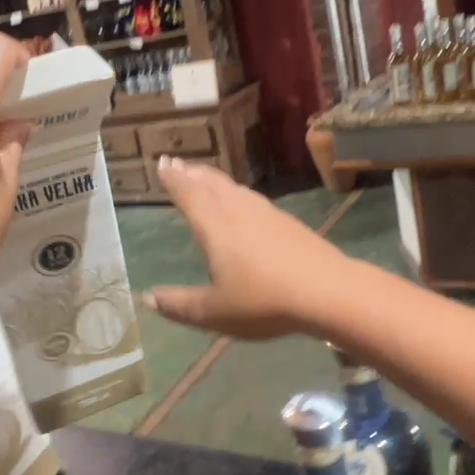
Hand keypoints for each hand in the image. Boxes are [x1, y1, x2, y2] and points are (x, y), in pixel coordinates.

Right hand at [146, 157, 351, 338]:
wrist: (328, 291)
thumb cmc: (264, 300)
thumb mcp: (214, 311)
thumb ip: (179, 304)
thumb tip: (147, 297)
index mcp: (215, 225)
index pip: (188, 194)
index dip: (174, 179)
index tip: (162, 164)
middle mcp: (238, 210)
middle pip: (211, 184)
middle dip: (192, 173)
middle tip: (178, 164)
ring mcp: (267, 214)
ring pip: (234, 189)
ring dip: (215, 181)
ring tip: (205, 179)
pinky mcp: (288, 223)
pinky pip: (252, 199)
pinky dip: (236, 194)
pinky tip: (244, 205)